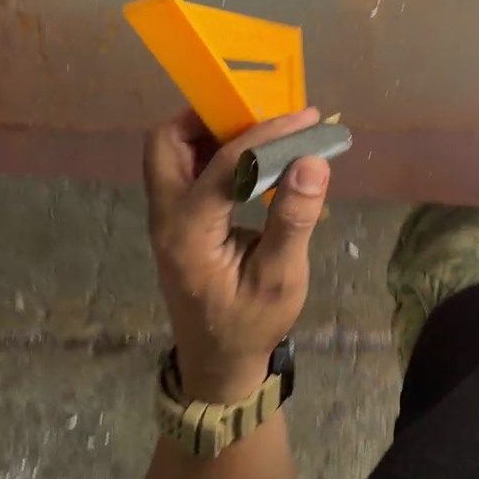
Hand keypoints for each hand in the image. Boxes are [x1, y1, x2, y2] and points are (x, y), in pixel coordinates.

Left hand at [143, 107, 328, 403]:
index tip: (307, 119)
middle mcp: (167, 217)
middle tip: (261, 114)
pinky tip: (253, 157)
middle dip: (211, 117)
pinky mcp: (176, 220)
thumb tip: (312, 162)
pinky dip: (214, 149)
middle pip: (168, 143)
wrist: (219, 364)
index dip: (269, 134)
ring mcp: (166, 218)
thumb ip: (292, 221)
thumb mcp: (280, 279)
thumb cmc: (251, 323)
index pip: (226, 163)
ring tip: (262, 130)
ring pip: (170, 151)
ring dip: (210, 130)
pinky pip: (184, 167)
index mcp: (189, 233)